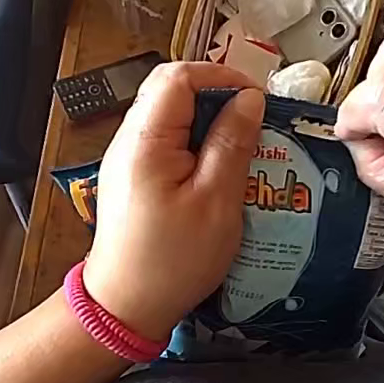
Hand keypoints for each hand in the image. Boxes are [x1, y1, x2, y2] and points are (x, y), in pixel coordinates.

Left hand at [83, 63, 263, 338]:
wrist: (126, 306)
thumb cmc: (175, 259)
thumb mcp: (216, 202)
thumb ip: (232, 144)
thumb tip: (249, 100)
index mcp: (146, 140)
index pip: (179, 77)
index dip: (221, 76)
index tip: (257, 99)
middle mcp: (130, 141)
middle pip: (172, 92)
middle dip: (218, 98)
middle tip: (255, 123)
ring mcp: (129, 160)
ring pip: (172, 118)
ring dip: (210, 123)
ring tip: (244, 146)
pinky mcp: (135, 179)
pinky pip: (168, 145)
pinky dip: (198, 146)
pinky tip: (220, 170)